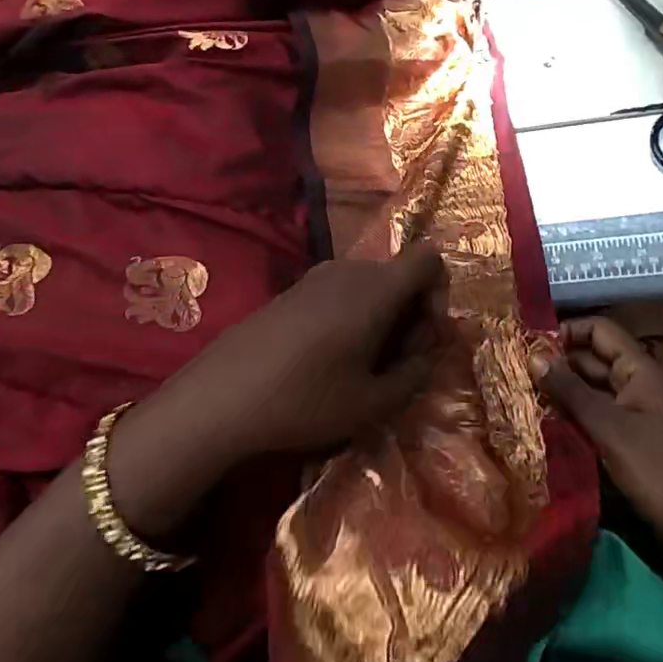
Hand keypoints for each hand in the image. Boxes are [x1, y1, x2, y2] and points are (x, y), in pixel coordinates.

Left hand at [152, 247, 443, 462]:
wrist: (223, 394)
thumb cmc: (306, 399)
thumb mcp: (373, 402)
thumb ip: (415, 373)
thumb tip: (428, 351)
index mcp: (375, 288)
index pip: (429, 258)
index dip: (439, 293)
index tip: (425, 337)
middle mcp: (349, 269)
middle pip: (399, 275)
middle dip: (410, 314)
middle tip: (396, 364)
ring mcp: (316, 276)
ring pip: (370, 285)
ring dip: (381, 318)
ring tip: (362, 367)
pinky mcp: (293, 289)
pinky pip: (341, 291)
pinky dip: (352, 315)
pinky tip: (330, 358)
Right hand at [533, 316, 662, 536]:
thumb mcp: (611, 428)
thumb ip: (571, 391)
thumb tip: (534, 356)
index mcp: (640, 370)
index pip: (599, 330)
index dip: (566, 330)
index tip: (529, 343)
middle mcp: (639, 386)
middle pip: (593, 360)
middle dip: (558, 362)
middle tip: (515, 371)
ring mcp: (639, 417)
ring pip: (594, 392)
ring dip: (563, 392)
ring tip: (523, 396)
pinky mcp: (636, 446)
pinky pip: (600, 420)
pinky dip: (576, 419)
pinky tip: (549, 427)